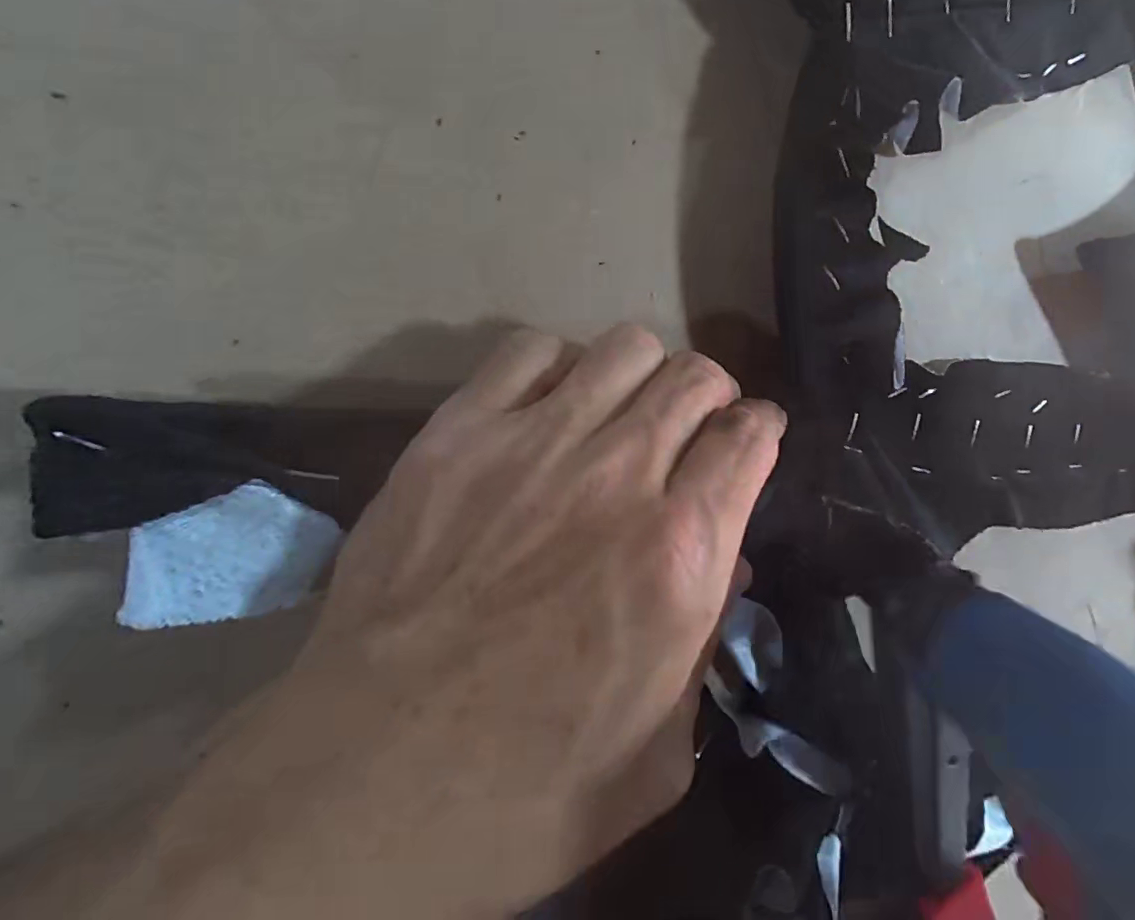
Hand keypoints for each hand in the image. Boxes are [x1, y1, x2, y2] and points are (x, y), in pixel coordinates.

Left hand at [140, 325, 784, 918]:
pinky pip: (529, 351)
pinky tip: (548, 406)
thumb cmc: (530, 787)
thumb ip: (709, 642)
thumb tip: (725, 562)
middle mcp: (619, 478)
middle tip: (693, 424)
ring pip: (623, 348)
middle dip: (710, 393)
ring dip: (642, 373)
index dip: (761, 427)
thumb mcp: (663, 749)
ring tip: (622, 409)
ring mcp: (533, 444)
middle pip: (693, 377)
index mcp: (681, 553)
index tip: (753, 433)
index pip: (748, 439)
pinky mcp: (457, 435)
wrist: (373, 776)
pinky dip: (557, 366)